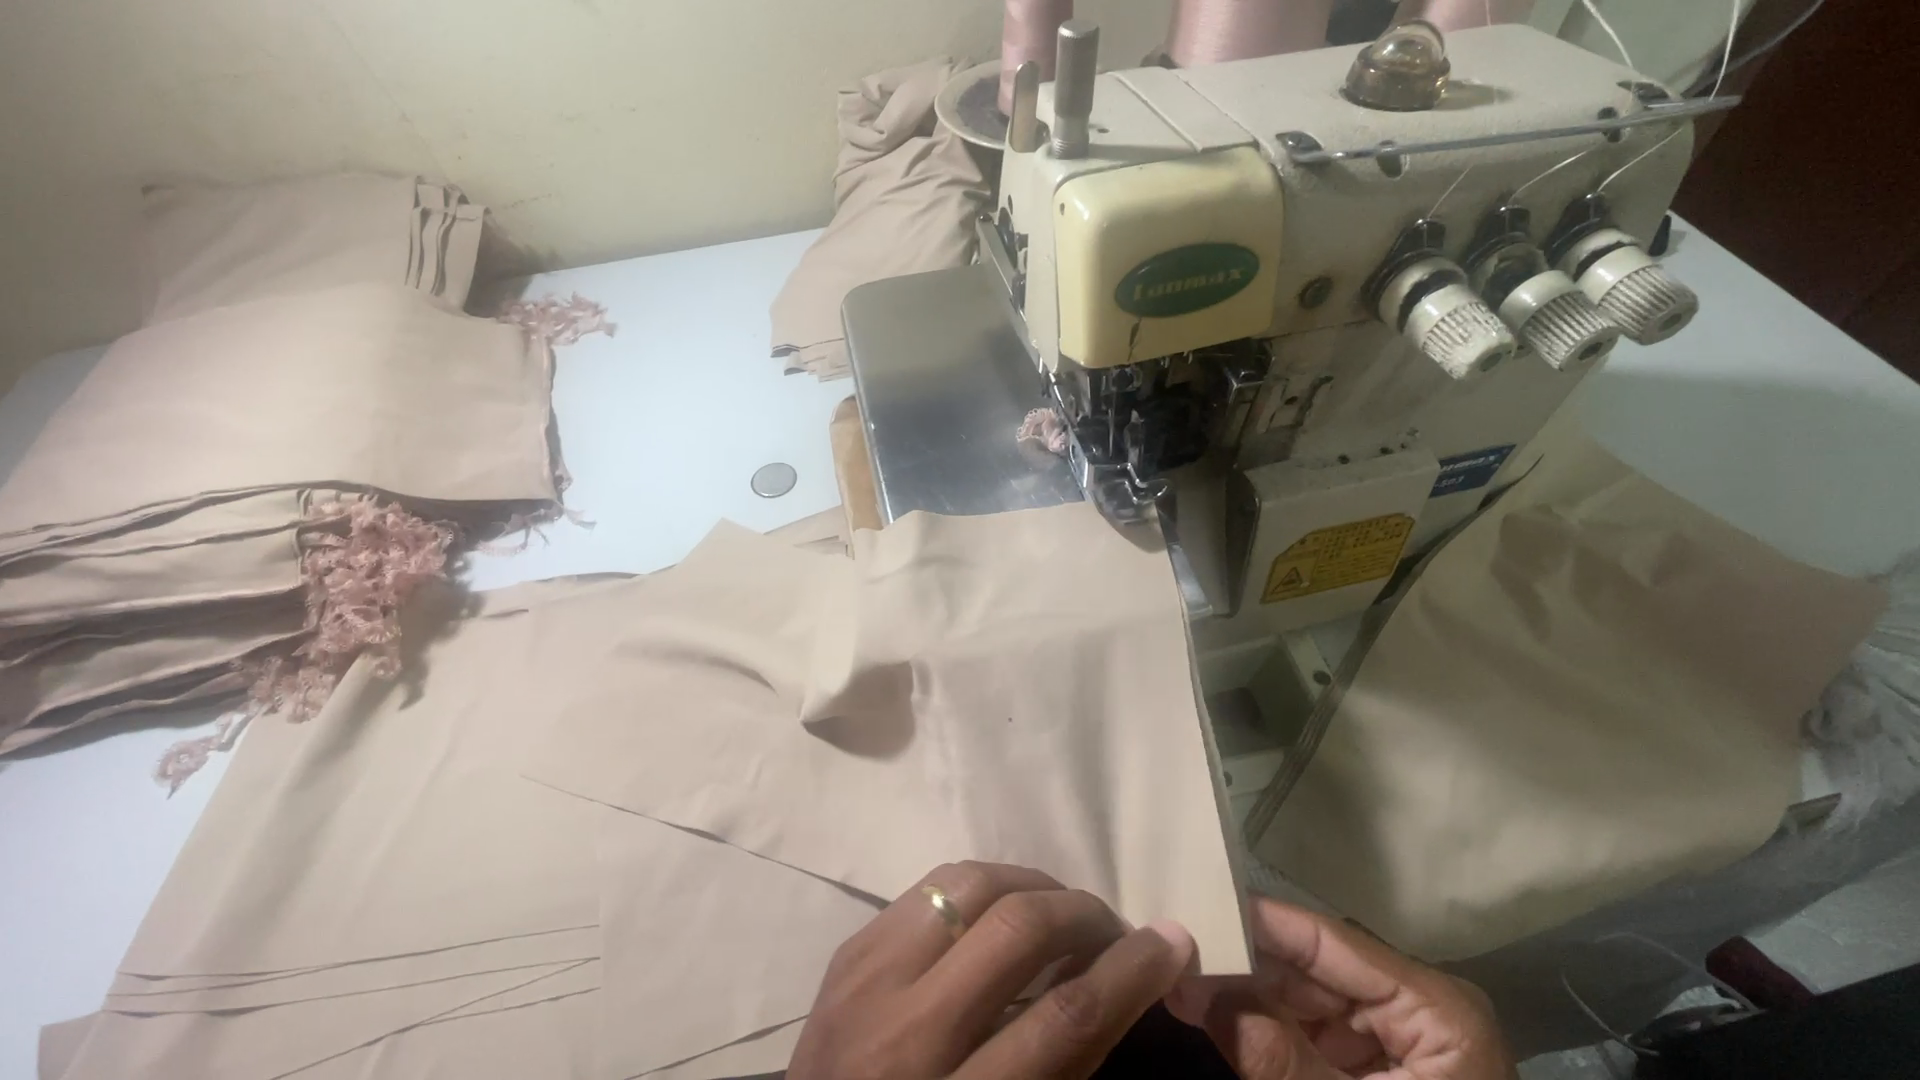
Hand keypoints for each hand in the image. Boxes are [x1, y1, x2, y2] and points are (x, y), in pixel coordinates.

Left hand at [789, 861, 1196, 1079]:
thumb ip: (1064, 1061)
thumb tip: (1131, 975)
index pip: (1064, 1019)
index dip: (1131, 973)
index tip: (1172, 944)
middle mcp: (906, 1033)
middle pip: (1016, 932)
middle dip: (1084, 915)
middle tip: (1112, 929)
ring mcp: (867, 980)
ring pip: (970, 885)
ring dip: (1033, 886)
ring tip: (1060, 911)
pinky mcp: (849, 949)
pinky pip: (930, 887)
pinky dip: (983, 888)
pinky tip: (1002, 909)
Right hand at [1168, 898, 1515, 1079]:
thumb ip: (1278, 1059)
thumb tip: (1197, 990)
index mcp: (1435, 1007)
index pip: (1330, 940)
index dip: (1259, 920)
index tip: (1194, 901)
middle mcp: (1416, 1004)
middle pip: (1313, 965)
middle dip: (1243, 961)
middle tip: (1172, 947)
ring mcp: (1397, 1034)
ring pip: (1304, 996)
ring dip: (1244, 991)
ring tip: (1178, 975)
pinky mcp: (1378, 1063)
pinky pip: (1311, 1030)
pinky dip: (1263, 1025)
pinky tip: (1212, 1010)